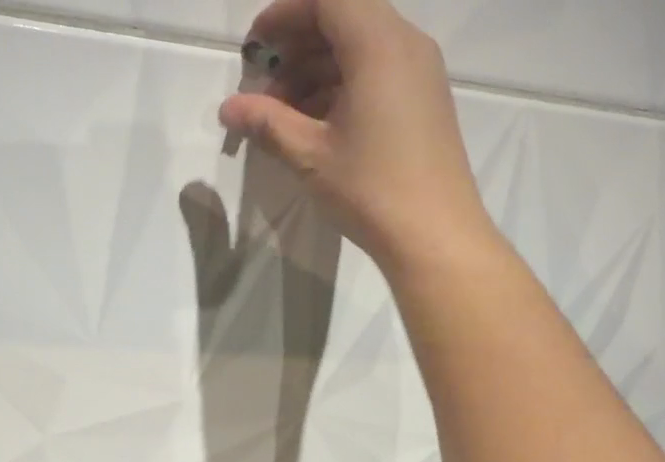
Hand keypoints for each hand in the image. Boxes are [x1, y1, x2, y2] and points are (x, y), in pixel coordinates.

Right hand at [218, 0, 495, 272]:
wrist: (435, 236)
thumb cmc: (372, 189)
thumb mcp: (310, 155)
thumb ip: (267, 123)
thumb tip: (228, 109)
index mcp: (379, 45)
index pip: (328, 0)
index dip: (285, 15)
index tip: (255, 48)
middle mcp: (406, 45)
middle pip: (345, 18)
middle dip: (298, 44)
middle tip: (263, 85)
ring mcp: (420, 73)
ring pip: (360, 48)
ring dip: (316, 70)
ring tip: (282, 115)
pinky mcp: (424, 102)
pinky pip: (377, 73)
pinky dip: (341, 86)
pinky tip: (314, 126)